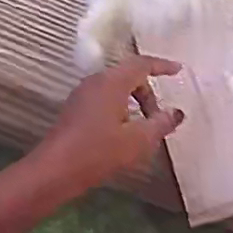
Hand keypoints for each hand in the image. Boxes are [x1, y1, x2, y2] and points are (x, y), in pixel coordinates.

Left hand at [33, 56, 184, 190]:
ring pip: (115, 87)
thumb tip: (176, 113)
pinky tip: (122, 132)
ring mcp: (82, 93)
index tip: (178, 69)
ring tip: (143, 128)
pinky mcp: (75, 107)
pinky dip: (119, 107)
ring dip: (133, 101)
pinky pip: (104, 97)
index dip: (161, 65)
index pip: (141, 64)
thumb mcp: (137, 141)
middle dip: (148, 93)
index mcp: (112, 82)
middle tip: (158, 119)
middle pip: (128, 75)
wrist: (55, 169)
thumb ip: (160, 124)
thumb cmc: (98, 151)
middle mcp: (96, 81)